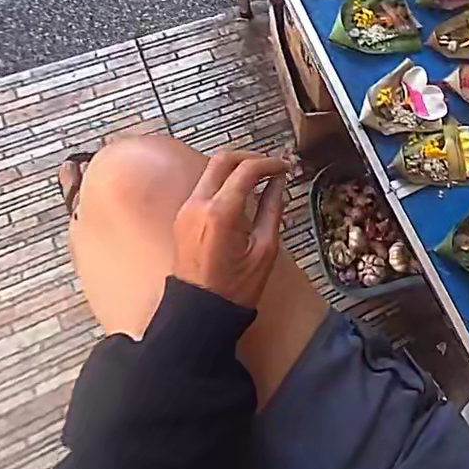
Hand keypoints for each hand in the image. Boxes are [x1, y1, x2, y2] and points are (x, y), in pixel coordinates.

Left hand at [170, 150, 289, 307]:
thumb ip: (273, 209)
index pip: (247, 170)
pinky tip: (244, 193)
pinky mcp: (183, 217)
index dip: (271, 163)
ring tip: (262, 178)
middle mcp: (197, 206)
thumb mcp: (265, 248)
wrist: (198, 312)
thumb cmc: (233, 288)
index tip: (285, 168)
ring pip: (212, 169)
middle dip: (251, 157)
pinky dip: (225, 180)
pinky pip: (205, 185)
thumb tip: (279, 184)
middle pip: (223, 159)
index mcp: (220, 213)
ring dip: (237, 167)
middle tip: (272, 166)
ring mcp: (186, 210)